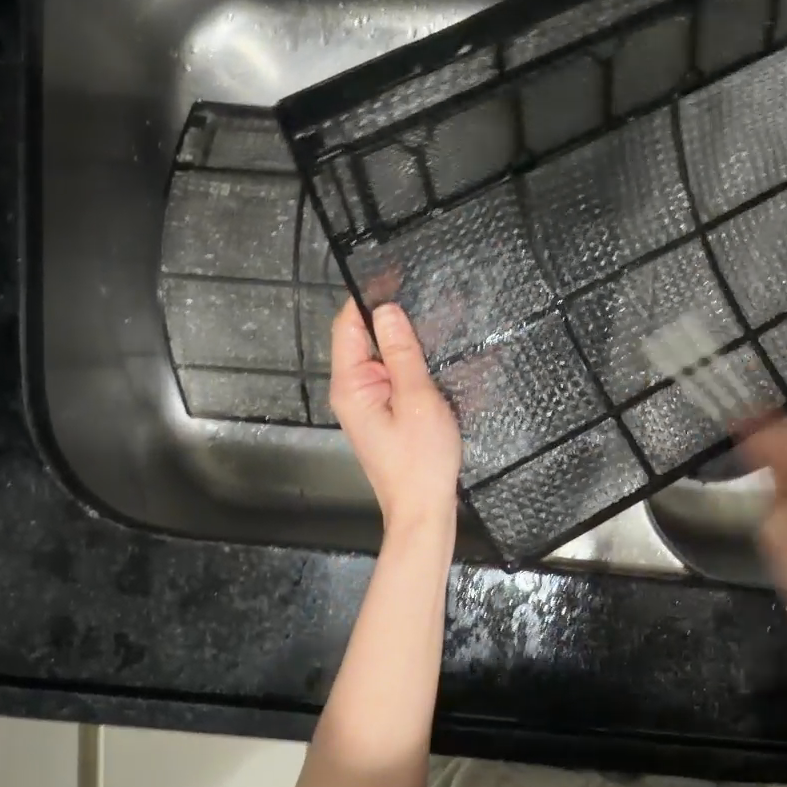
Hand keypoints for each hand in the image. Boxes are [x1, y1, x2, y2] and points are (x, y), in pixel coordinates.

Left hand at [330, 300, 461, 534]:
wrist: (422, 509)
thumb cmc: (420, 461)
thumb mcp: (416, 398)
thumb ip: (401, 353)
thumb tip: (387, 311)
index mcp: (351, 385)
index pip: (348, 325)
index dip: (369, 299)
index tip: (397, 277)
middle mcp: (353, 391)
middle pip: (364, 339)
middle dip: (393, 319)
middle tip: (427, 300)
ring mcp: (368, 403)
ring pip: (382, 358)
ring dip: (406, 343)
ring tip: (438, 324)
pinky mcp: (384, 414)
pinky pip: (393, 379)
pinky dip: (411, 366)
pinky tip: (434, 361)